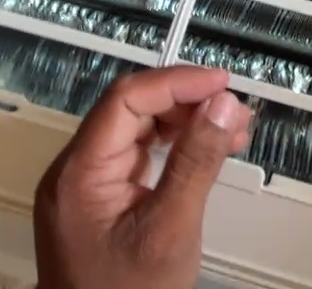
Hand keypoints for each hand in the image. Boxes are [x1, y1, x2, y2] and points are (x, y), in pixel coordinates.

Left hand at [35, 67, 252, 288]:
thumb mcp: (170, 229)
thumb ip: (197, 161)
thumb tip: (226, 101)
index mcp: (79, 173)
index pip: (126, 100)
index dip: (177, 83)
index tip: (223, 85)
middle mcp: (77, 170)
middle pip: (132, 108)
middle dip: (187, 101)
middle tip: (235, 110)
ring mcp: (88, 185)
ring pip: (141, 126)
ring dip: (189, 120)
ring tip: (234, 129)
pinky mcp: (105, 198)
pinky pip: (143, 152)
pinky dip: (179, 144)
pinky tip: (212, 149)